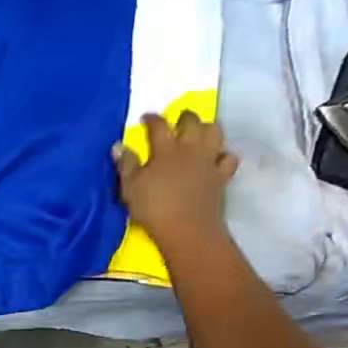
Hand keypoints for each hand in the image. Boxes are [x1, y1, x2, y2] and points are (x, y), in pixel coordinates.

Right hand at [115, 111, 237, 256]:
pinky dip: (223, 154)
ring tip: (200, 132)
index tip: (146, 117)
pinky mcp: (222, 176)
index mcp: (165, 150)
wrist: (187, 230)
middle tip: (177, 120)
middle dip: (184, 117)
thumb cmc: (153, 209)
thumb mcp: (130, 188)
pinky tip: (217, 158)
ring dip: (208, 128)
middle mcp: (190, 149)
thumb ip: (126, 165)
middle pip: (192, 122)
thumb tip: (118, 146)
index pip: (159, 126)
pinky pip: (228, 158)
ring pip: (215, 132)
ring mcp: (209, 161)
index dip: (152, 118)